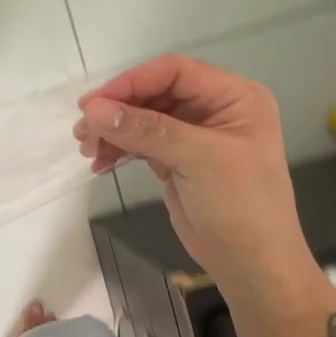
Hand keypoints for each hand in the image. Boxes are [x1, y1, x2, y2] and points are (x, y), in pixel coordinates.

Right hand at [75, 55, 316, 304]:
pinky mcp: (177, 162)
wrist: (253, 264)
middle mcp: (214, 110)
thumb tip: (93, 110)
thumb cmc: (240, 204)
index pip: (174, 72)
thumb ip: (146, 130)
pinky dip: (118, 151)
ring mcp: (194, 137)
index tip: (93, 104)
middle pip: (154, 95)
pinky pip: (141, 145)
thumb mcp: (197, 159)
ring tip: (87, 151)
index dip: (132, 83)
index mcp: (233, 97)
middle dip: (117, 111)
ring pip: (143, 120)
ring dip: (113, 132)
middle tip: (82, 133)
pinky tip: (100, 165)